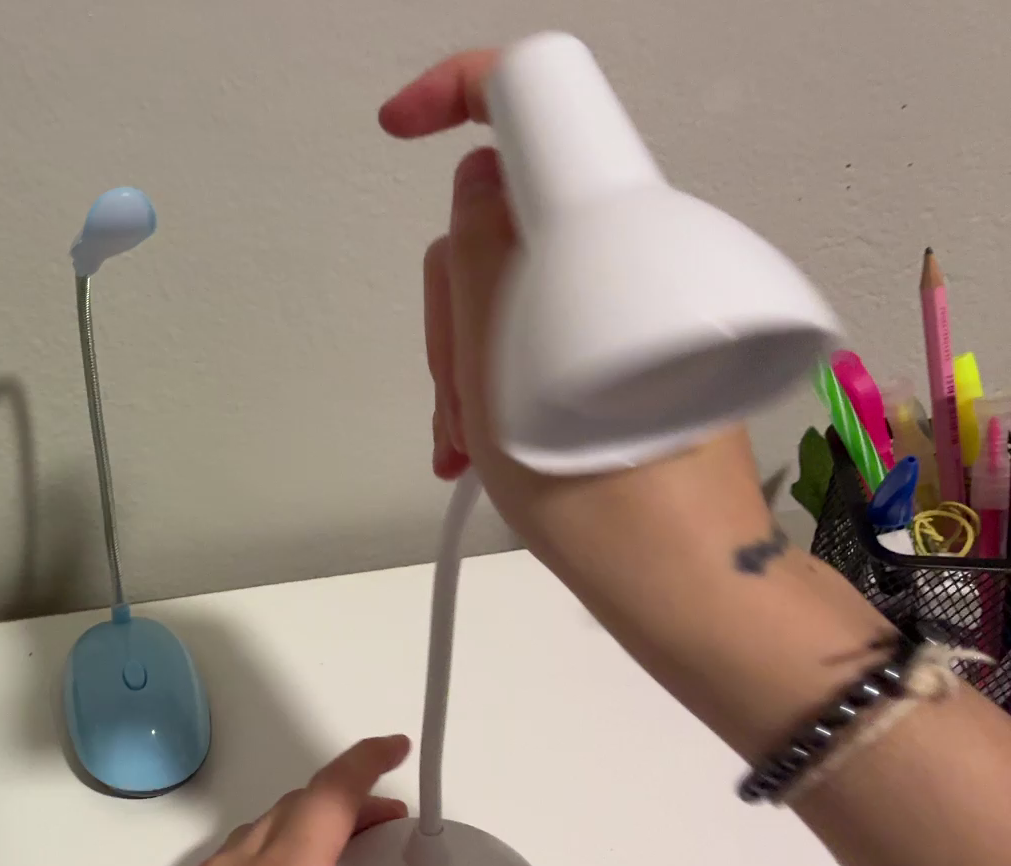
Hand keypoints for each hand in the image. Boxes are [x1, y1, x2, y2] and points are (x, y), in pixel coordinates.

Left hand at [73, 736, 531, 865]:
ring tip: (347, 855)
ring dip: (307, 827)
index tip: (391, 747)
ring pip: (261, 832)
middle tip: (387, 815)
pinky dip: (274, 856)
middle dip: (345, 798)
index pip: (326, 797)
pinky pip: (236, 863)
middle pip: (294, 808)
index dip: (363, 763)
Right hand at [378, 51, 779, 626]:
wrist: (665, 574)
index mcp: (599, 239)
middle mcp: (610, 259)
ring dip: (460, 371)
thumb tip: (478, 172)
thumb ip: (480, 260)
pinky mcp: (606, 353)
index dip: (465, 95)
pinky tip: (471, 447)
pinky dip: (484, 389)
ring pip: (497, 302)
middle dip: (450, 315)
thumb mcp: (499, 373)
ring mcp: (607, 311)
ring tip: (464, 443)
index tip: (396, 126)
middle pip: (492, 239)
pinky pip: (521, 342)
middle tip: (453, 399)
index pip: (543, 118)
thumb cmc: (580, 482)